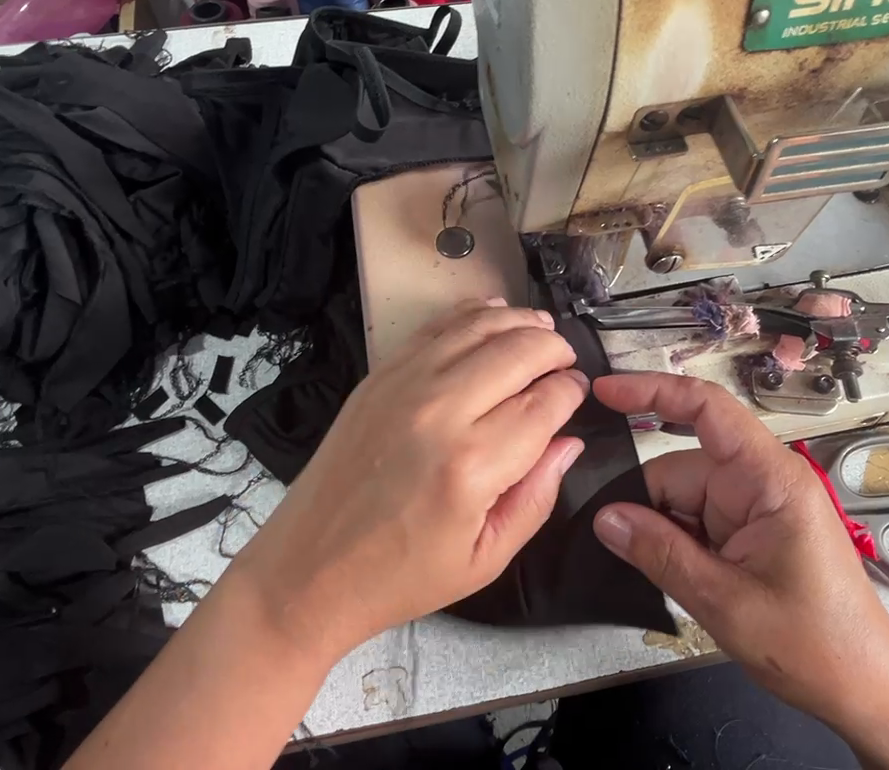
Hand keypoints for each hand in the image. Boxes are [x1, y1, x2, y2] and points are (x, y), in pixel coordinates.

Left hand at [225, 299, 587, 656]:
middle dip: (555, 349)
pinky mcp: (379, 375)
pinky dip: (471, 313)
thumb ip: (537, 495)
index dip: (572, 390)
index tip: (579, 391)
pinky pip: (436, 327)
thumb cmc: (401, 575)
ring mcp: (405, 384)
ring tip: (543, 328)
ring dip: (519, 321)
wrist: (309, 567)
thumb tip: (569, 441)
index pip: (545, 403)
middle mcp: (441, 410)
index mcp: (474, 464)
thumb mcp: (486, 558)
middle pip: (519, 351)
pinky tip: (494, 312)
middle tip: (566, 360)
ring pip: (479, 326)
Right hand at [590, 373, 888, 720]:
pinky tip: (669, 574)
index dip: (652, 390)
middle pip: (679, 467)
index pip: (707, 408)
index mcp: (768, 478)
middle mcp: (760, 480)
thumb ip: (661, 554)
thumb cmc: (814, 644)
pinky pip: (694, 521)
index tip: (604, 390)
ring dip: (661, 530)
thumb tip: (605, 519)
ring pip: (680, 499)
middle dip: (645, 503)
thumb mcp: (726, 603)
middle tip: (611, 543)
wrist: (867, 689)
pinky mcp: (749, 530)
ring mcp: (754, 506)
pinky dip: (675, 543)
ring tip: (649, 572)